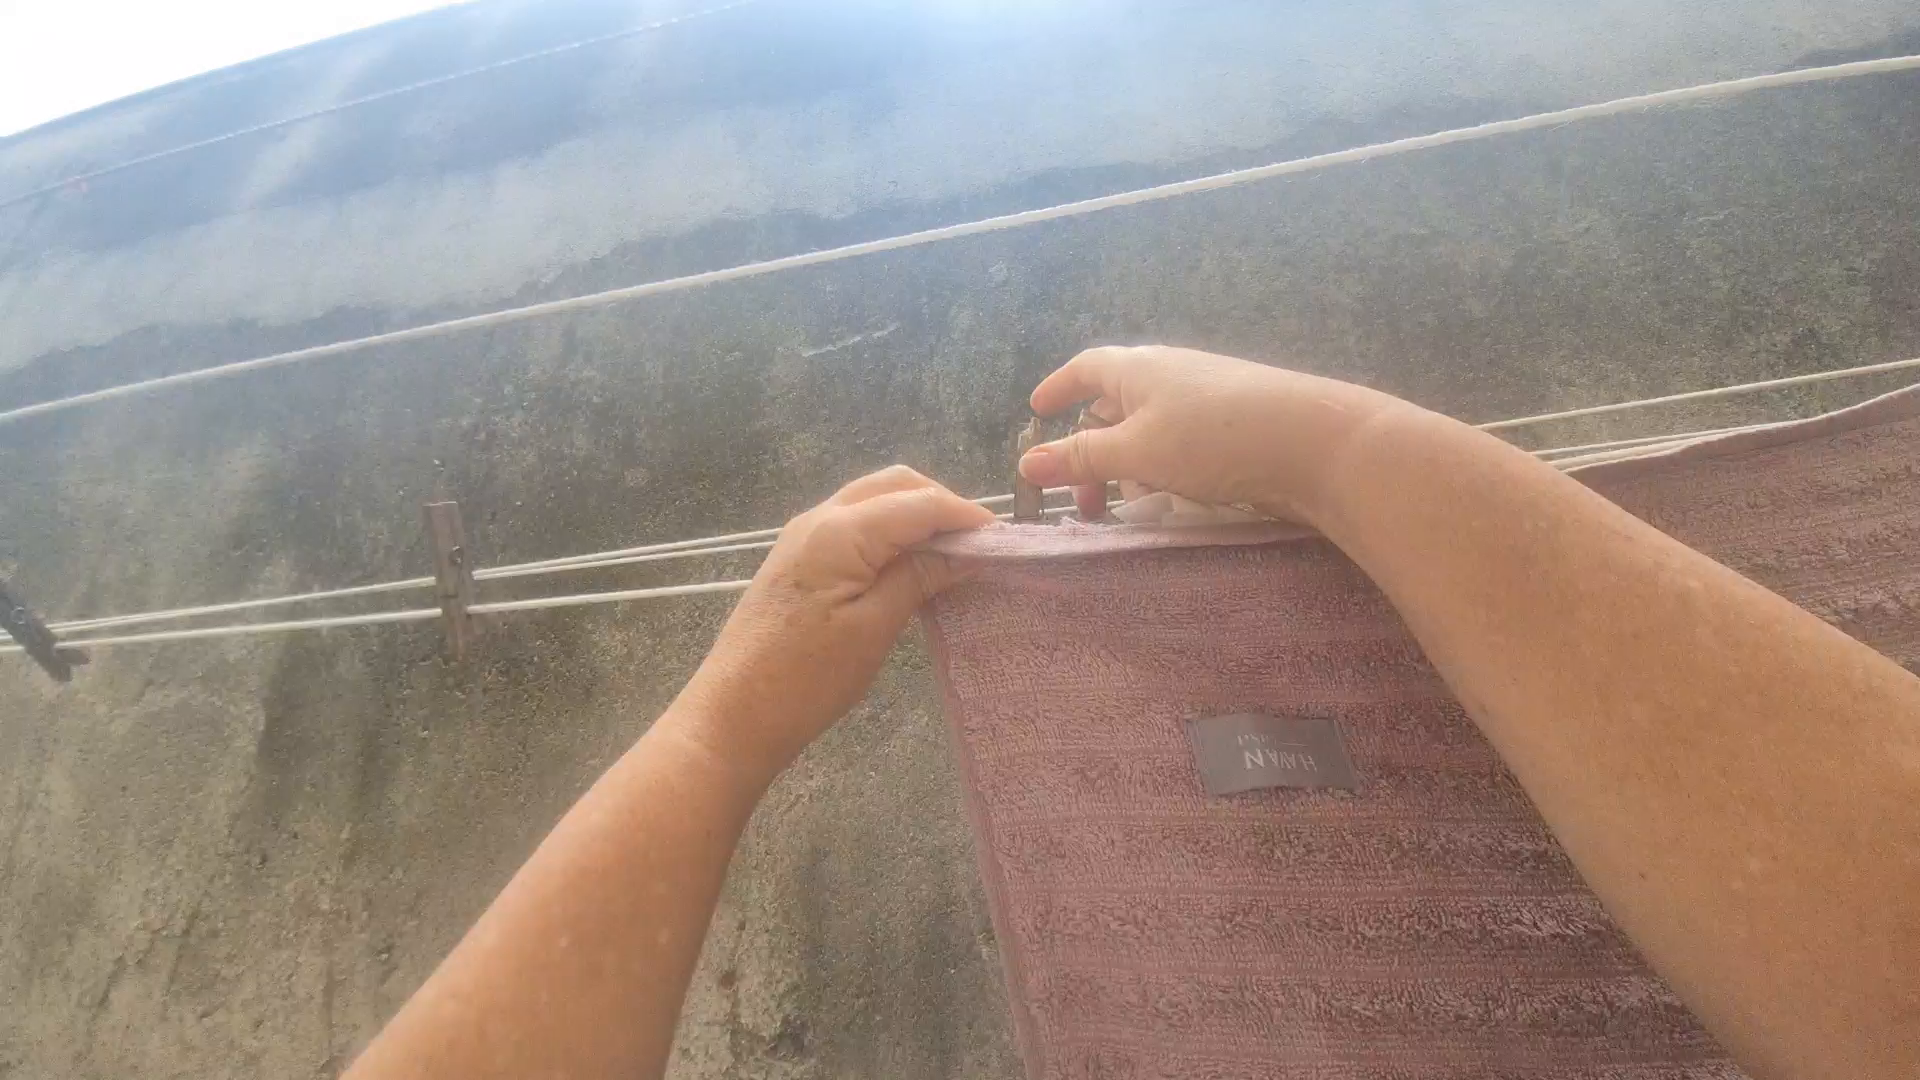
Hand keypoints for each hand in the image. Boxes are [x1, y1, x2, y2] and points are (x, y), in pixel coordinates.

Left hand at [670, 466, 995, 781]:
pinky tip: (912, 562)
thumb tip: (968, 550)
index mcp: (839, 530)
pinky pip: (857, 523)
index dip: (966, 516)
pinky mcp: (800, 556)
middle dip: (943, 504)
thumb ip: (920, 576)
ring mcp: (805, 534)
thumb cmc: (806, 679)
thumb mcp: (874, 628)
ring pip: (875, 499)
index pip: (919, 502)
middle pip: (896, 484)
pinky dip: (892, 530)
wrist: (733, 715)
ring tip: (954, 552)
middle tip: (979, 544)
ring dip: (917, 515)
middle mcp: (819, 517)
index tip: (1006, 540)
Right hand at [1018, 345, 1407, 523]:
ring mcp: (1201, 400)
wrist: (1314, 443)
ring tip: (1121, 510)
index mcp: (1138, 369)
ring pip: (1144, 432)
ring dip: (1123, 469)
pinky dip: (1157, 471)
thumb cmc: (1211, 437)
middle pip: (1111, 408)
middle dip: (1088, 453)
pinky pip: (1175, 445)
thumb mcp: (1135, 450)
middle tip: (1078, 499)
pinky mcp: (1228, 426)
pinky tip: (1165, 501)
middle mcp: (1168, 376)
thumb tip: (1025, 463)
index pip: (1085, 369)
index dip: (1058, 388)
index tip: (1036, 411)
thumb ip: (1080, 458)